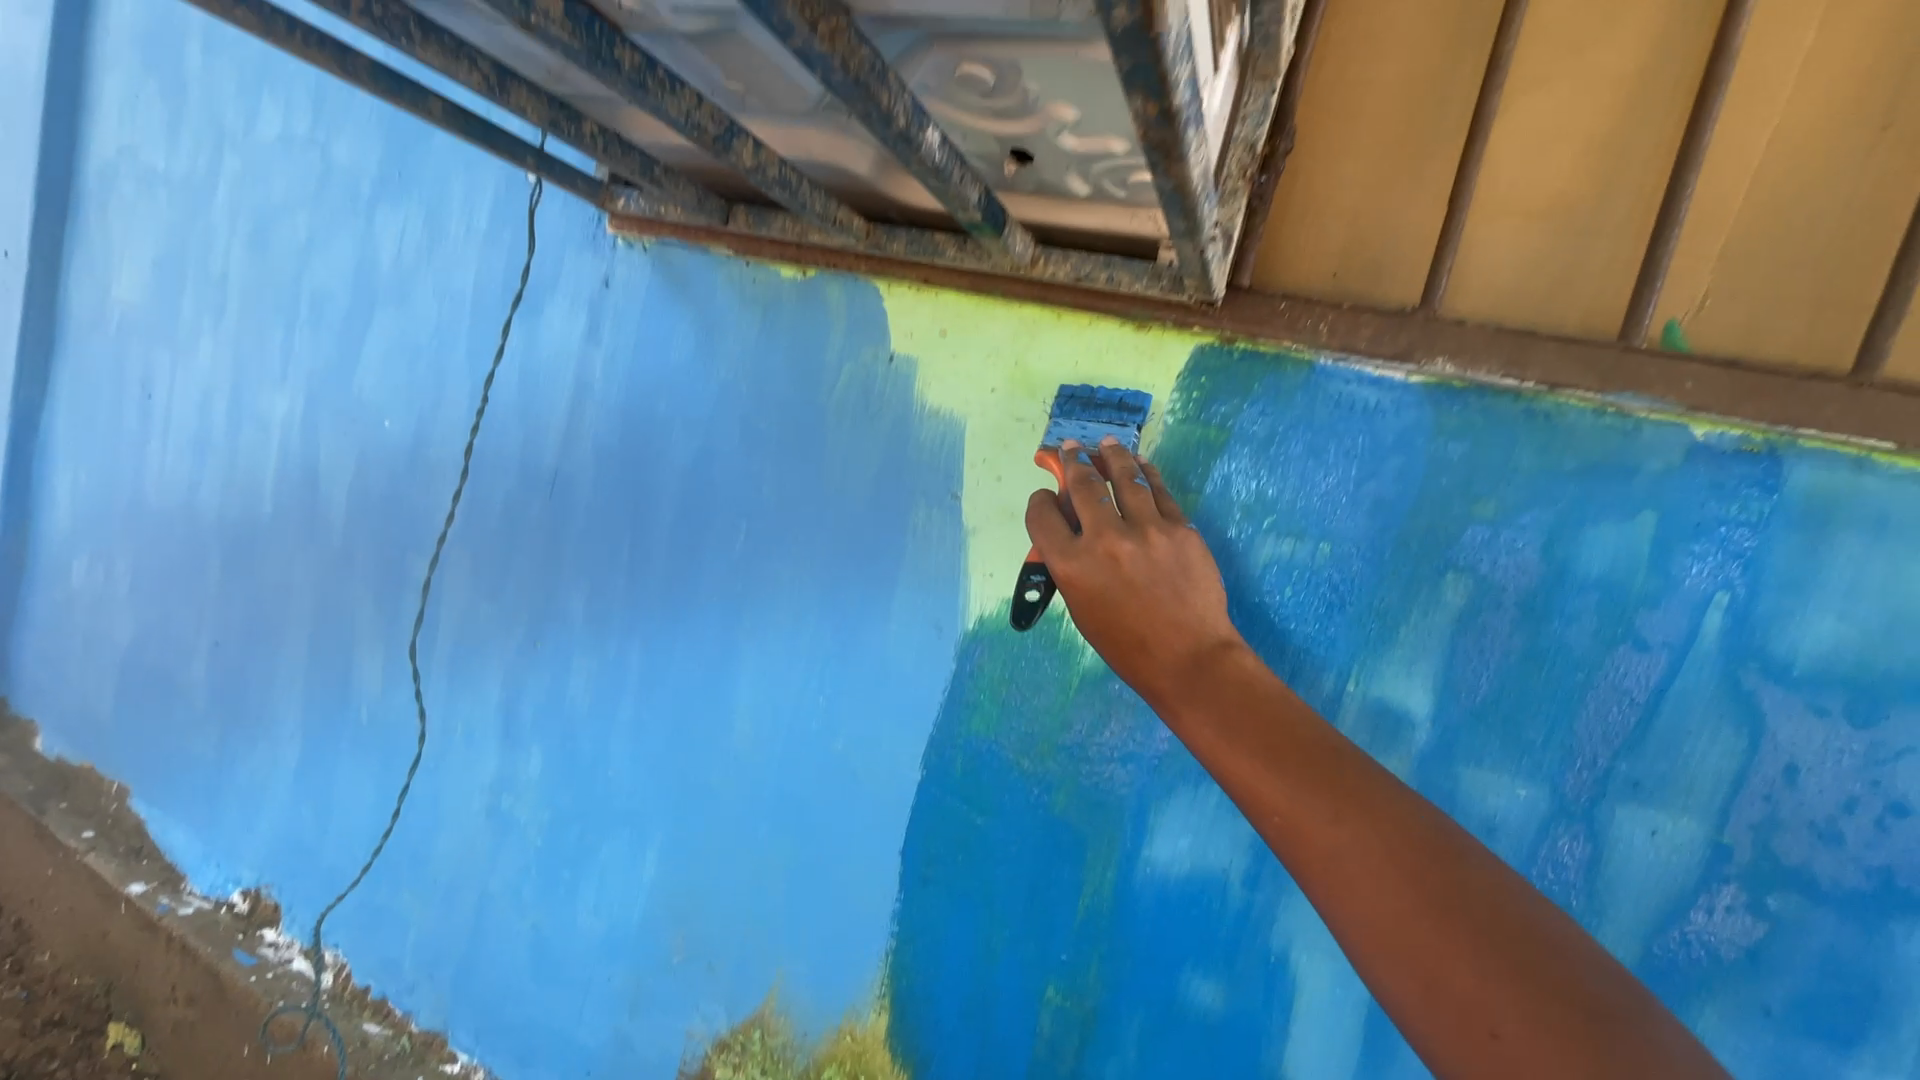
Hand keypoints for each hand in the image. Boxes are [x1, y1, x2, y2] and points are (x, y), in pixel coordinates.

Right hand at [1025, 437, 1247, 707]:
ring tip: (1105, 444)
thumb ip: (1069, 566)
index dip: (1041, 501)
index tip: (1047, 499)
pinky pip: (1158, 490)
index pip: (1042, 514)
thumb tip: (1066, 533)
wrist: (1188, 657)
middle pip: (1082, 484)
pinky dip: (1145, 472)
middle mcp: (1104, 539)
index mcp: (1071, 565)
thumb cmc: (1126, 644)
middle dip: (1071, 461)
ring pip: (1123, 476)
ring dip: (1110, 455)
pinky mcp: (1180, 528)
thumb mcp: (1080, 608)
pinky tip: (1139, 465)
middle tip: (1069, 449)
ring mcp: (1147, 529)